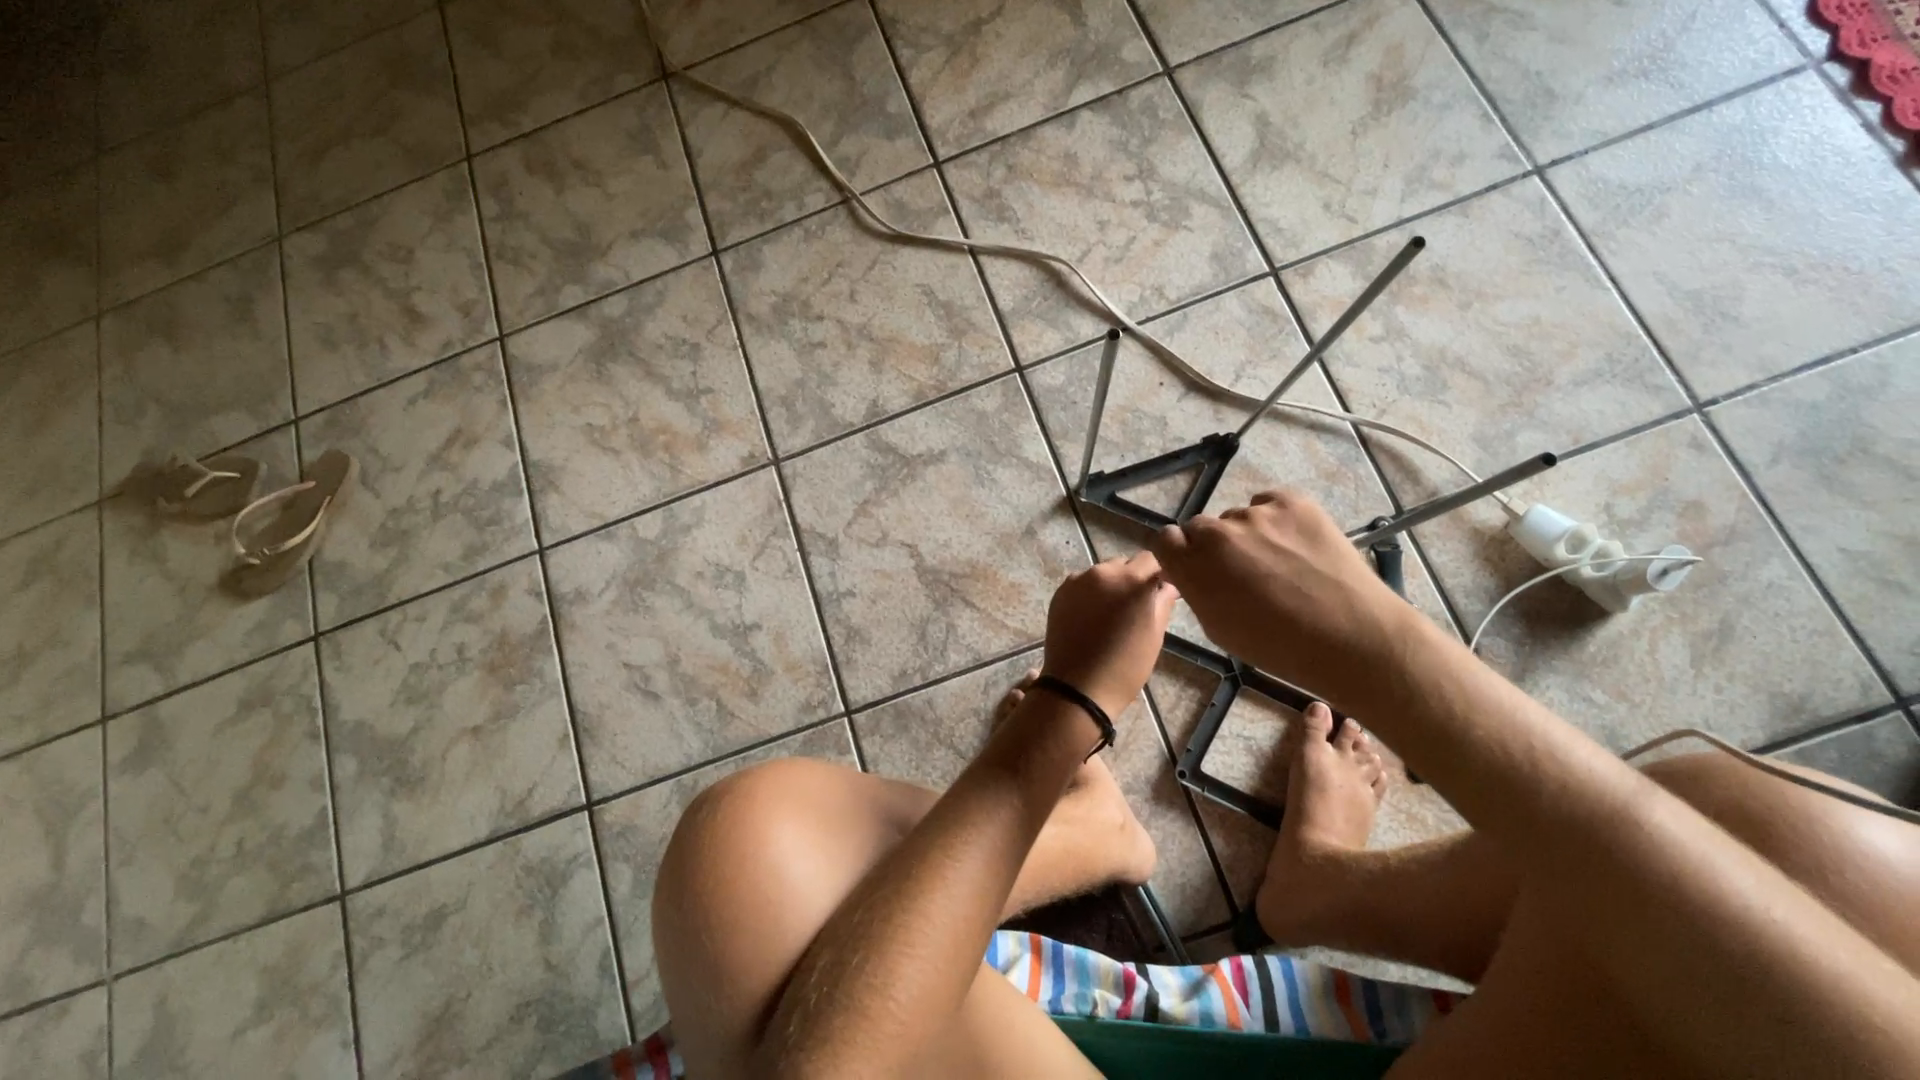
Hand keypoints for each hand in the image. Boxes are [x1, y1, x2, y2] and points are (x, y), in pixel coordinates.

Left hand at [1039, 552, 1179, 720]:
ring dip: (1110, 585)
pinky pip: (1082, 583)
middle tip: (1134, 606)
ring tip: (1110, 614)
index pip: (1152, 559)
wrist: (1078, 688)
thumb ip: (1163, 602)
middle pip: (1125, 564)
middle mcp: (1104, 572)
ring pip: (1102, 572)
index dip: (1158, 572)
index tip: (1160, 589)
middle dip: (1133, 578)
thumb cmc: (1125, 667)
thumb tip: (1168, 585)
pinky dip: (1090, 593)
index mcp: (1133, 581)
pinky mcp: (1060, 592)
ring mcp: (1079, 580)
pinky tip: (1091, 617)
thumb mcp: (1154, 635)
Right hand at [1149, 490, 1418, 704]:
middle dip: (1213, 546)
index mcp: (1193, 568)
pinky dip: (1276, 520)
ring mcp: (1257, 514)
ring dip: (1249, 535)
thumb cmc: (1279, 647)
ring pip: (1239, 518)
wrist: (1351, 636)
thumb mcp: (1218, 628)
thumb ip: (1196, 589)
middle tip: (1243, 571)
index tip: (1194, 567)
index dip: (1178, 553)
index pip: (1164, 539)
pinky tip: (1295, 546)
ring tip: (1281, 563)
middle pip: (1200, 527)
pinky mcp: (1293, 501)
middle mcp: (1218, 534)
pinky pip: (1269, 503)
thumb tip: (1191, 569)